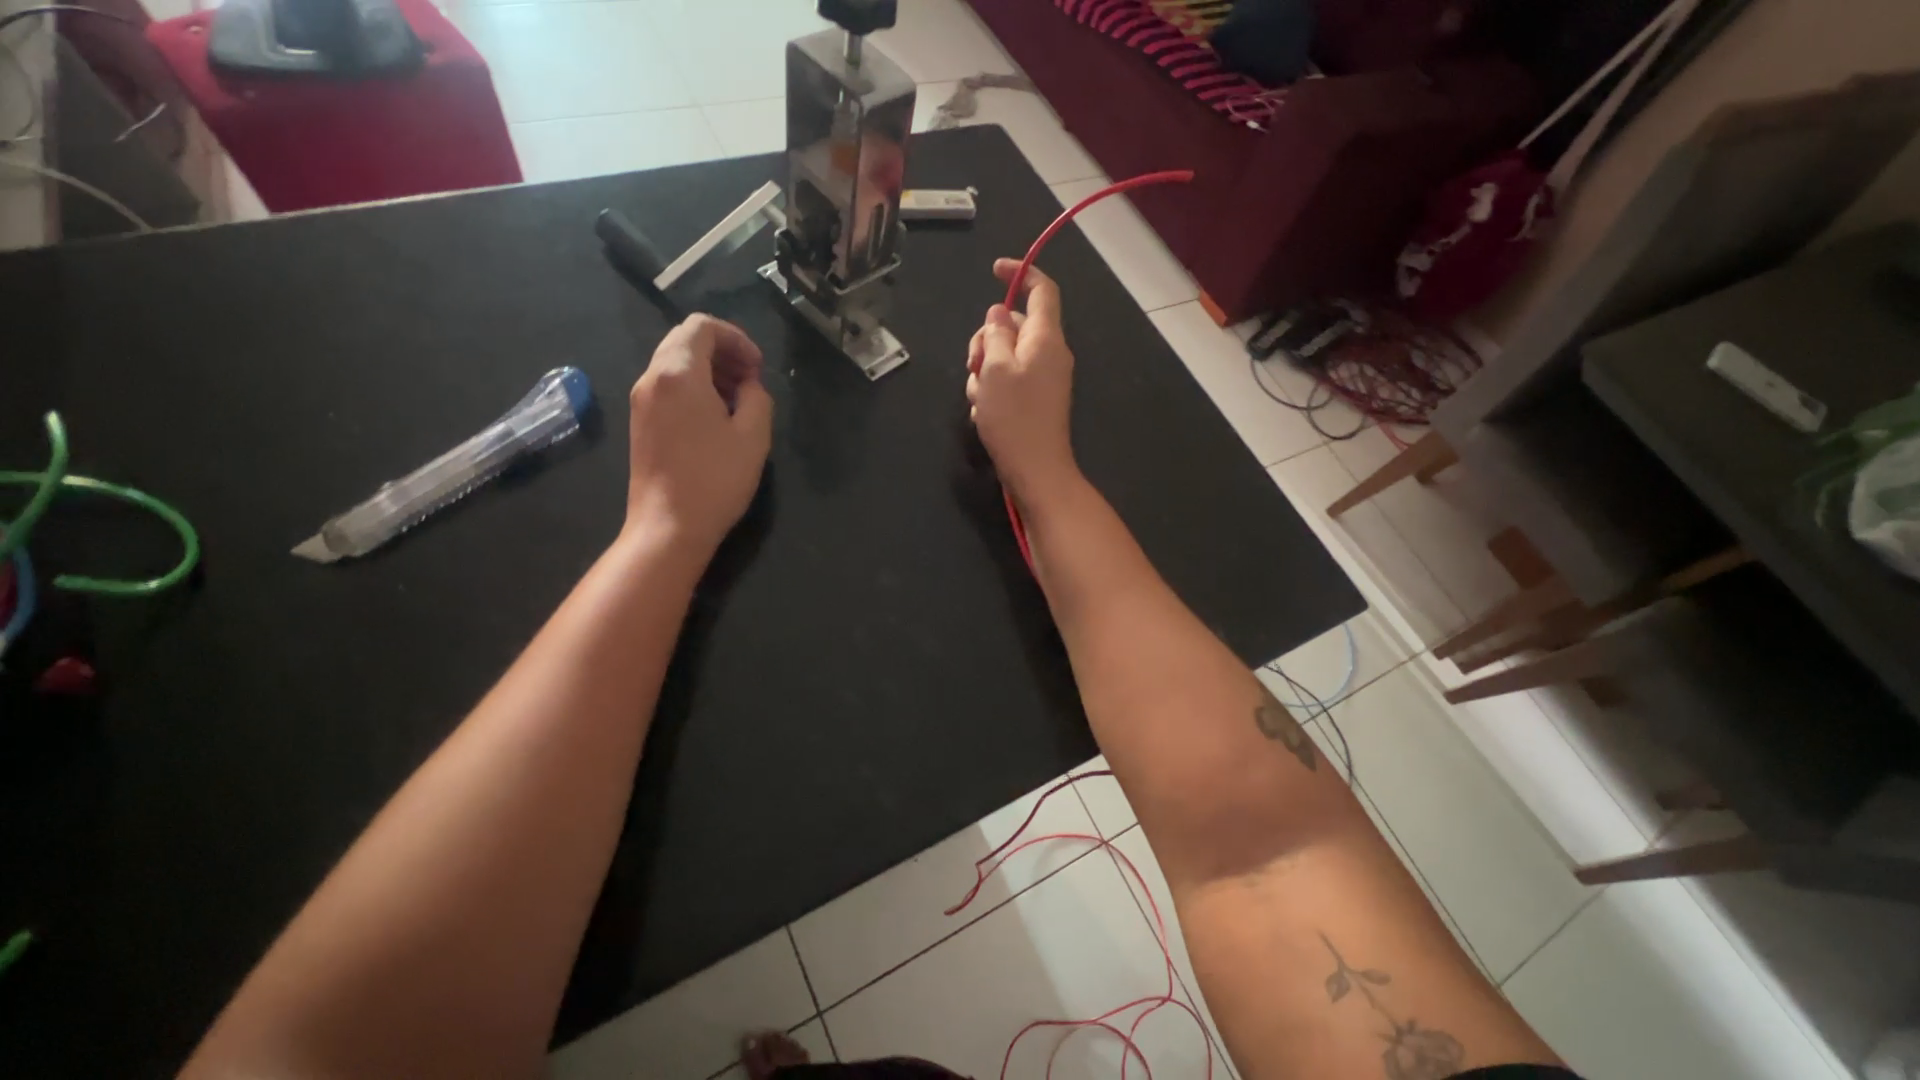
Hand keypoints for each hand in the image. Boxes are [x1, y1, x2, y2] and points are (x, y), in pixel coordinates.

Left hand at [624, 315, 773, 553]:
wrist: (667, 527)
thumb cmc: (715, 480)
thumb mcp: (754, 436)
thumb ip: (757, 397)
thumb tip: (748, 387)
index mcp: (678, 374)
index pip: (702, 326)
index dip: (736, 338)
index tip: (758, 368)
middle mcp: (652, 379)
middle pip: (685, 340)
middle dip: (723, 352)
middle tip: (751, 381)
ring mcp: (641, 402)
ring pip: (674, 363)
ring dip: (709, 371)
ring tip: (738, 401)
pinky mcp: (640, 423)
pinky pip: (667, 387)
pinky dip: (693, 388)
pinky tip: (715, 418)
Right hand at [968, 259, 1079, 502]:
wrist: (1036, 470)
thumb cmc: (1014, 418)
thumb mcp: (994, 369)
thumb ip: (995, 335)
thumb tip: (999, 314)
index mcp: (1046, 338)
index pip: (1042, 290)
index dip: (1021, 273)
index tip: (995, 269)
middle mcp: (1050, 353)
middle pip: (1014, 325)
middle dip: (987, 339)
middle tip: (973, 365)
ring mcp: (1044, 377)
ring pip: (1005, 355)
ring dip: (984, 371)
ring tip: (978, 397)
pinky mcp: (1035, 399)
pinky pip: (1008, 380)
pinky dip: (991, 390)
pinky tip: (983, 411)